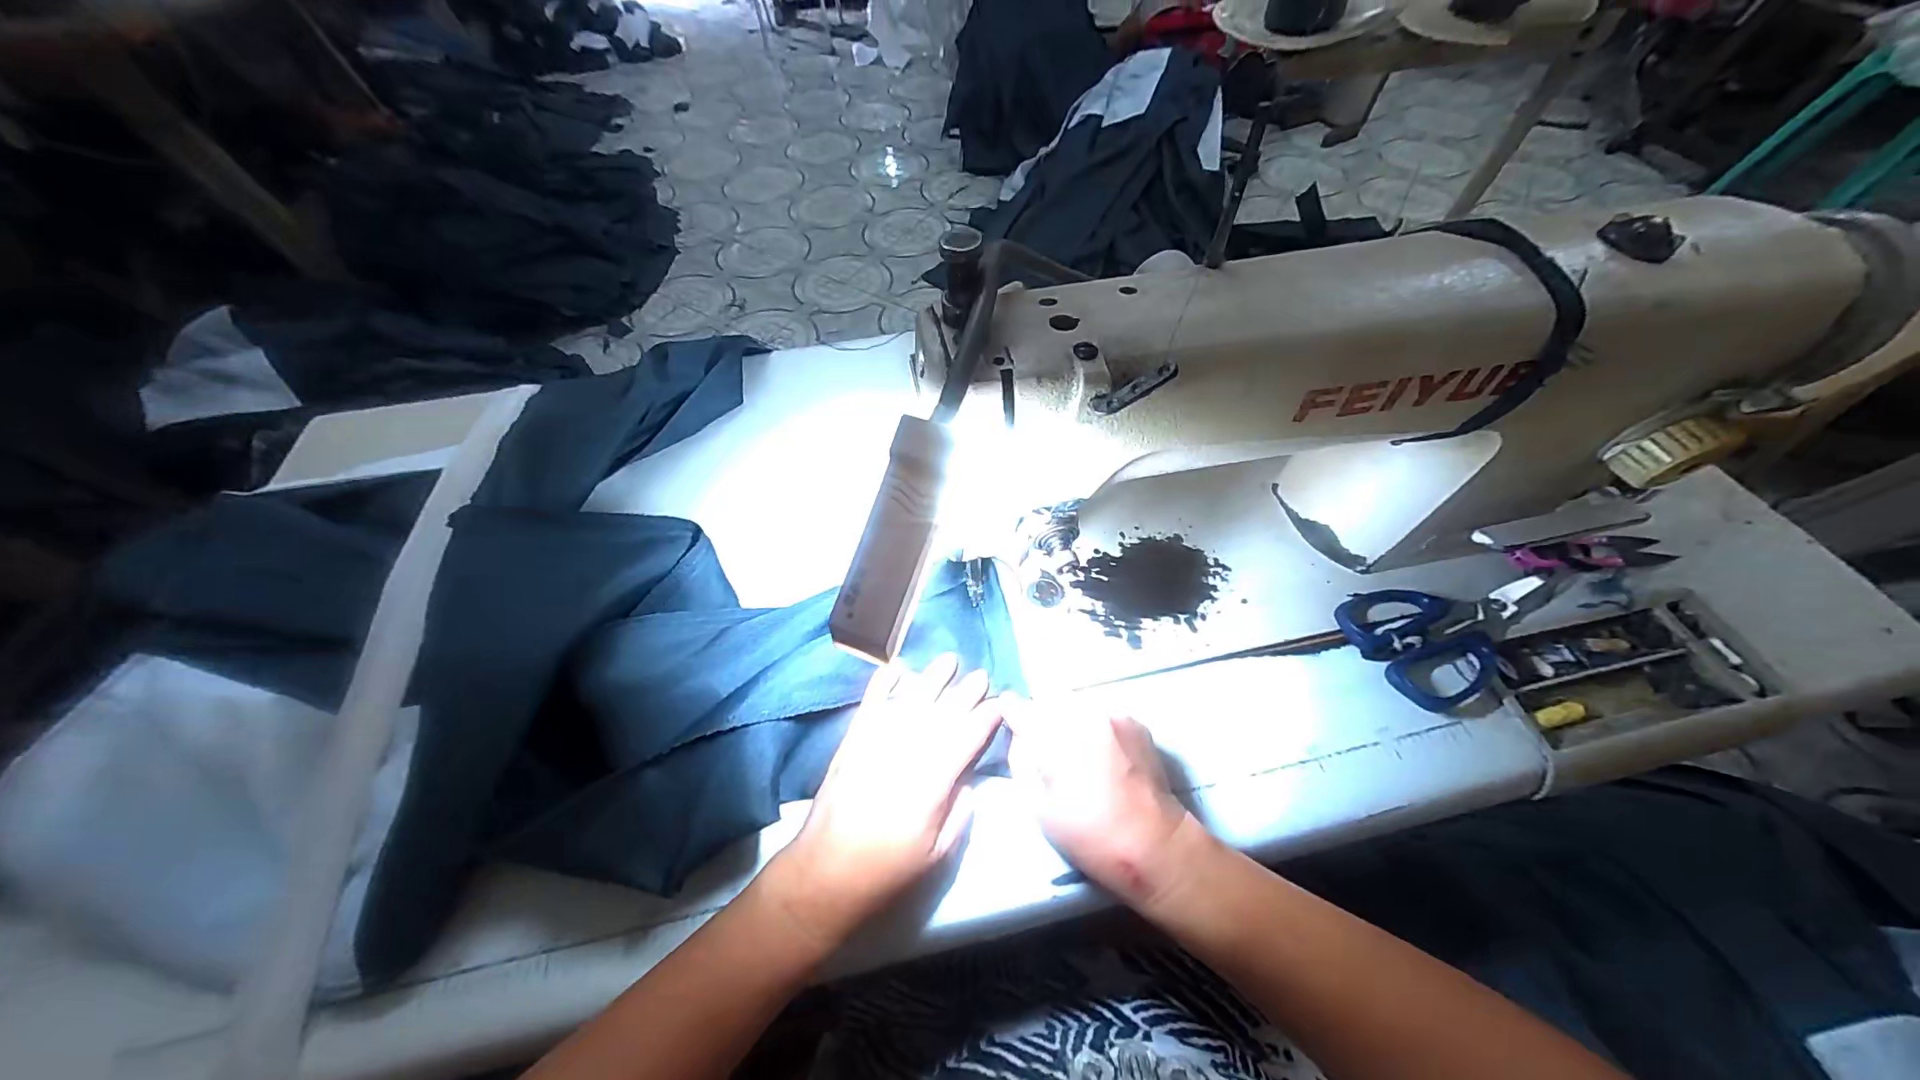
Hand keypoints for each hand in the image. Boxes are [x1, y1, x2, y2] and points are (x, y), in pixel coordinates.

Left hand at [758, 654, 1004, 951]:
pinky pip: (870, 705)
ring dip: (930, 679)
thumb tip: (968, 781)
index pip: (965, 739)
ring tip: (948, 660)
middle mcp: (905, 755)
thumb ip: (957, 815)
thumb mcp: (935, 855)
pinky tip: (896, 667)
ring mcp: (875, 744)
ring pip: (909, 702)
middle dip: (964, 693)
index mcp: (930, 785)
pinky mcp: (851, 743)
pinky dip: (883, 683)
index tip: (1000, 703)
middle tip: (981, 675)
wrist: (825, 872)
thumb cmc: (885, 872)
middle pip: (941, 714)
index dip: (985, 718)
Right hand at [1007, 702, 1213, 911]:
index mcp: (1057, 733)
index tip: (1010, 724)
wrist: (1154, 845)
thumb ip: (1020, 758)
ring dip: (1069, 722)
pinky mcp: (1135, 721)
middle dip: (1043, 721)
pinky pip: (1101, 715)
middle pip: (1048, 701)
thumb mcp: (1036, 803)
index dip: (1010, 714)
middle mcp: (1085, 711)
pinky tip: (1101, 755)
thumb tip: (1018, 733)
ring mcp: (1114, 713)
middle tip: (1046, 751)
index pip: (1018, 706)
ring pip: (1076, 706)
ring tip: (1076, 754)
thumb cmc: (1089, 833)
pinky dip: (1094, 728)